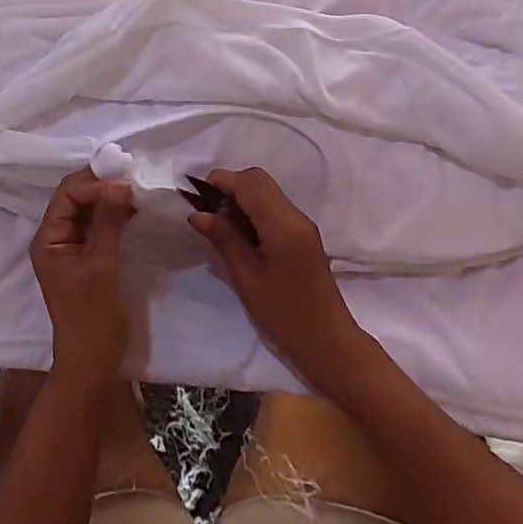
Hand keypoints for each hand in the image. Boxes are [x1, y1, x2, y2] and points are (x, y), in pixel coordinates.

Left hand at [30, 169, 135, 383]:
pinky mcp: (87, 259)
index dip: (93, 184)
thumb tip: (118, 183)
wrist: (93, 361)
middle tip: (134, 180)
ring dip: (109, 200)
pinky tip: (134, 212)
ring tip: (137, 194)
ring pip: (87, 212)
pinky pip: (97, 228)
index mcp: (47, 239)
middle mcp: (55, 239)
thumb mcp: (102, 264)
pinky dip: (113, 217)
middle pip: (74, 200)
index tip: (126, 183)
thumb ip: (108, 221)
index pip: (66, 196)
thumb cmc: (94, 314)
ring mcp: (71, 249)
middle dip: (101, 187)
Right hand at [189, 168, 363, 374]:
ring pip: (266, 194)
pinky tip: (239, 238)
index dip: (220, 182)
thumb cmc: (283, 313)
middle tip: (208, 215)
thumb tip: (197, 213)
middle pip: (259, 181)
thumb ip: (224, 239)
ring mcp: (301, 227)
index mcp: (283, 225)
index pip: (249, 183)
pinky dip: (252, 214)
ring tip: (220, 229)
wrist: (327, 342)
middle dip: (229, 188)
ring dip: (240, 201)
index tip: (195, 199)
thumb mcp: (246, 277)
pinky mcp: (301, 238)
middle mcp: (295, 217)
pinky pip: (273, 211)